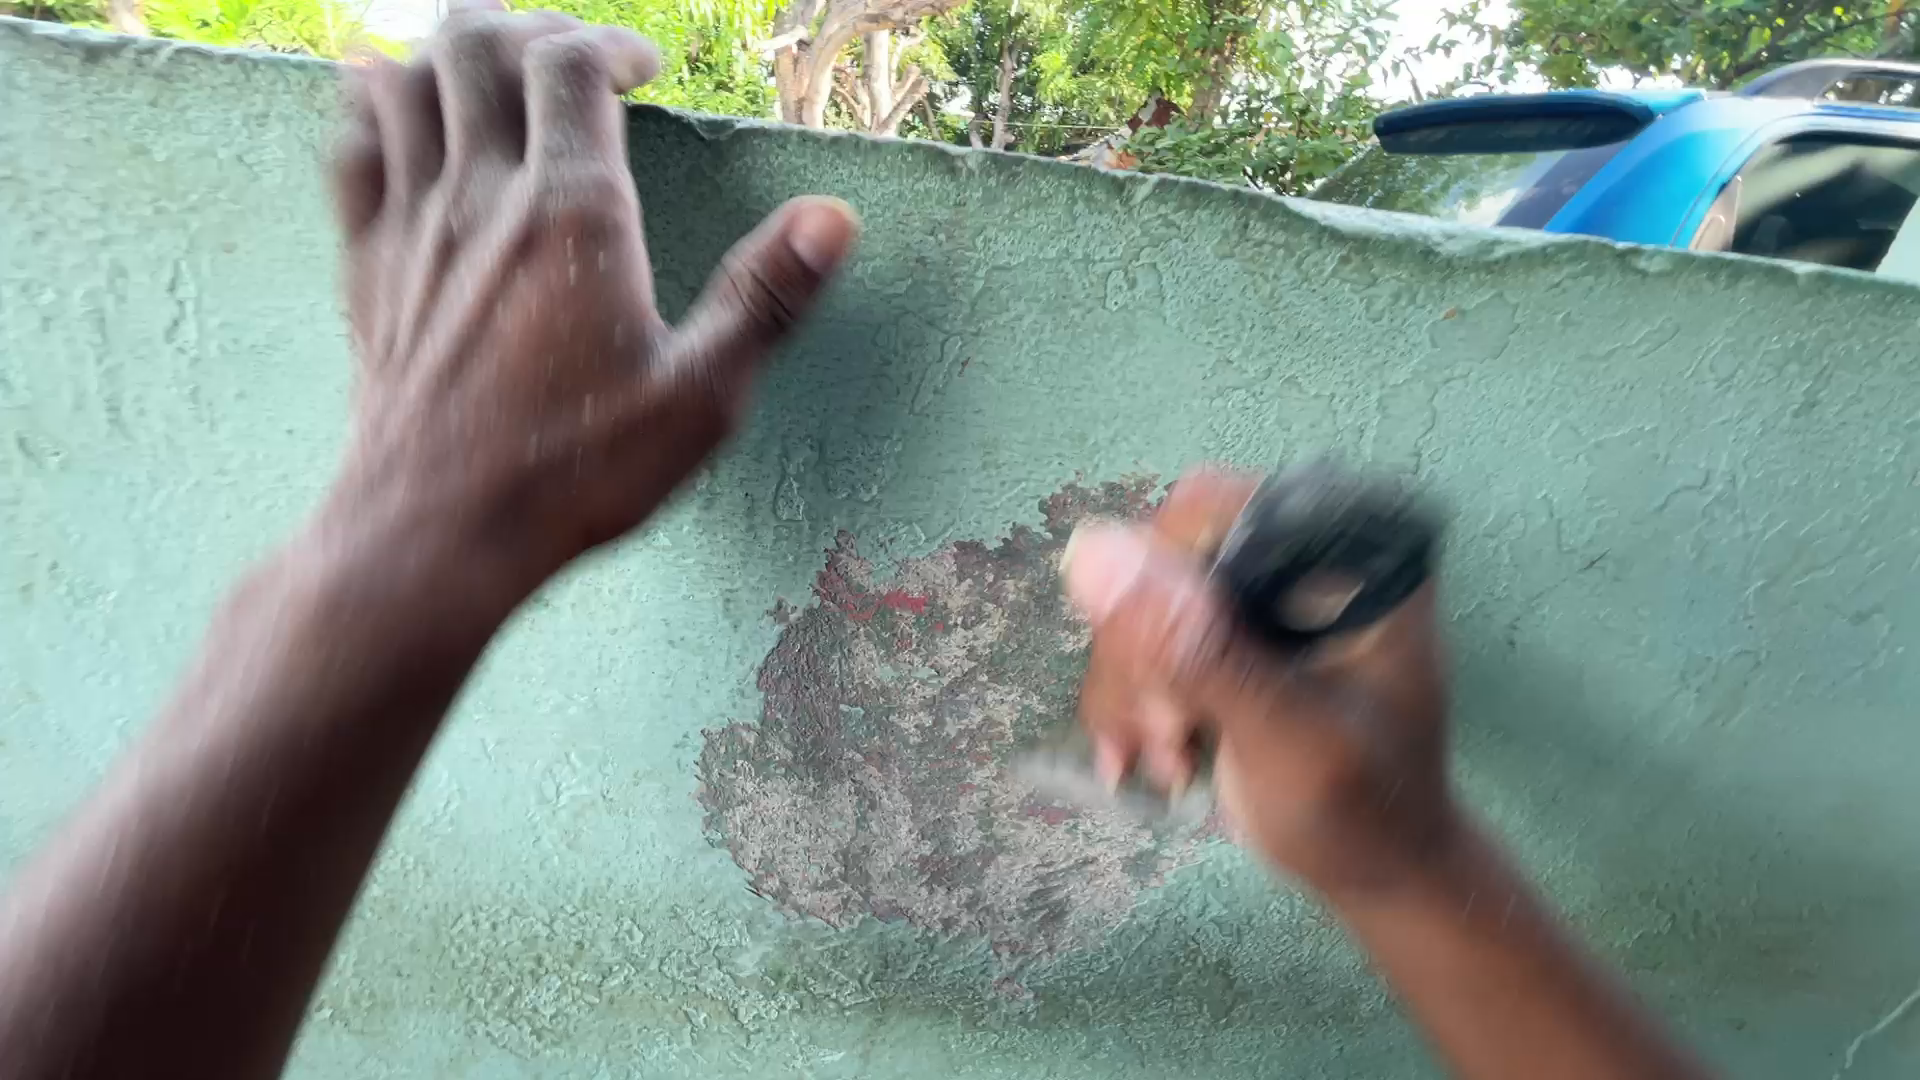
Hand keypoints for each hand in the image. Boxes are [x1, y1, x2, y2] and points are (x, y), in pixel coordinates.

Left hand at [325, 3, 857, 596]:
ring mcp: (411, 228)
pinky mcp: (369, 268)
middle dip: (532, 29)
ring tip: (503, 75)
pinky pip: (353, 144)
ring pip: (406, 77)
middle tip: (578, 60)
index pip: (569, 67)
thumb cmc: (581, 468)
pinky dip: (377, 101)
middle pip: (477, 44)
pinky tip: (400, 113)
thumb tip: (835, 218)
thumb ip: (766, 298)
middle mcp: (481, 199)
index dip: (608, 44)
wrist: (443, 531)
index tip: (644, 67)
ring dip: (455, 53)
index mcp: (573, 219)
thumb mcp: (703, 395)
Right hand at [1063, 466, 1456, 893]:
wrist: (1372, 864)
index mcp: (1345, 552)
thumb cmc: (1363, 812)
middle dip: (1143, 652)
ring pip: (1132, 599)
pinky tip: (1156, 753)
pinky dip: (1126, 699)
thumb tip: (1095, 552)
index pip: (1210, 507)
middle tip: (1172, 730)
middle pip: (1158, 554)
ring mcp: (1248, 591)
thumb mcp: (1289, 740)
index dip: (1162, 579)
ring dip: (1130, 686)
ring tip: (1169, 755)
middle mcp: (1292, 553)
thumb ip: (1202, 653)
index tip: (1169, 676)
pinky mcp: (1213, 628)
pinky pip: (1129, 636)